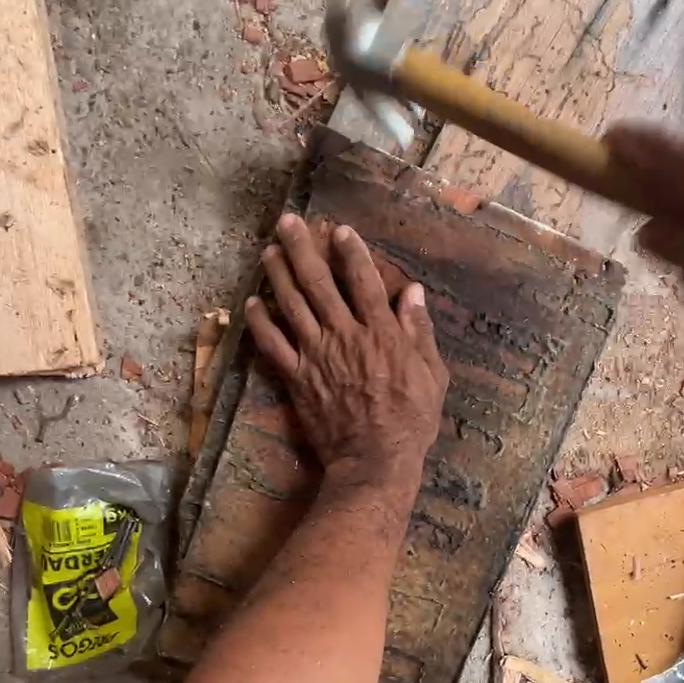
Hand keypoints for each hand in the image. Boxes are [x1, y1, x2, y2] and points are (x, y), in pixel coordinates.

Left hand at [246, 214, 448, 486]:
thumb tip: (414, 292)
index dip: (350, 251)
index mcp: (380, 332)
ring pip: (291, 305)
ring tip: (268, 251)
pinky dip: (260, 323)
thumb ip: (420, 332)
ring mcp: (316, 355)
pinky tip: (251, 304)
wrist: (375, 460)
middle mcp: (344, 335)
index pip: (363, 280)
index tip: (339, 229)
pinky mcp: (297, 378)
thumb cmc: (411, 421)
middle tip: (288, 222)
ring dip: (278, 274)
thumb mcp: (432, 376)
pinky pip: (273, 345)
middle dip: (302, 248)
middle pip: (318, 282)